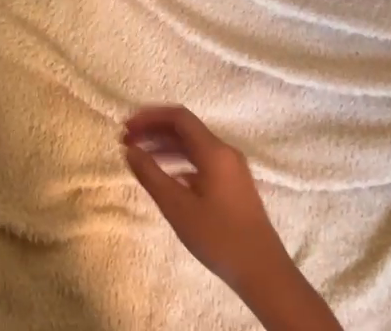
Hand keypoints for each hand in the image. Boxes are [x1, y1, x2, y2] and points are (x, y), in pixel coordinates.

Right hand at [122, 105, 282, 294]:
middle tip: (127, 141)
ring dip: (165, 147)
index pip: (178, 117)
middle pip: (185, 129)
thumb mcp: (177, 206)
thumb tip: (130, 151)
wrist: (264, 273)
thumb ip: (150, 174)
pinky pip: (201, 162)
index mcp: (214, 151)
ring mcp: (232, 169)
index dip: (149, 117)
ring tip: (140, 158)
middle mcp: (225, 153)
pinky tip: (165, 178)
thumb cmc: (218, 237)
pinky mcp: (233, 185)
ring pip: (193, 146)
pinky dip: (179, 162)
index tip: (126, 128)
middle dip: (154, 131)